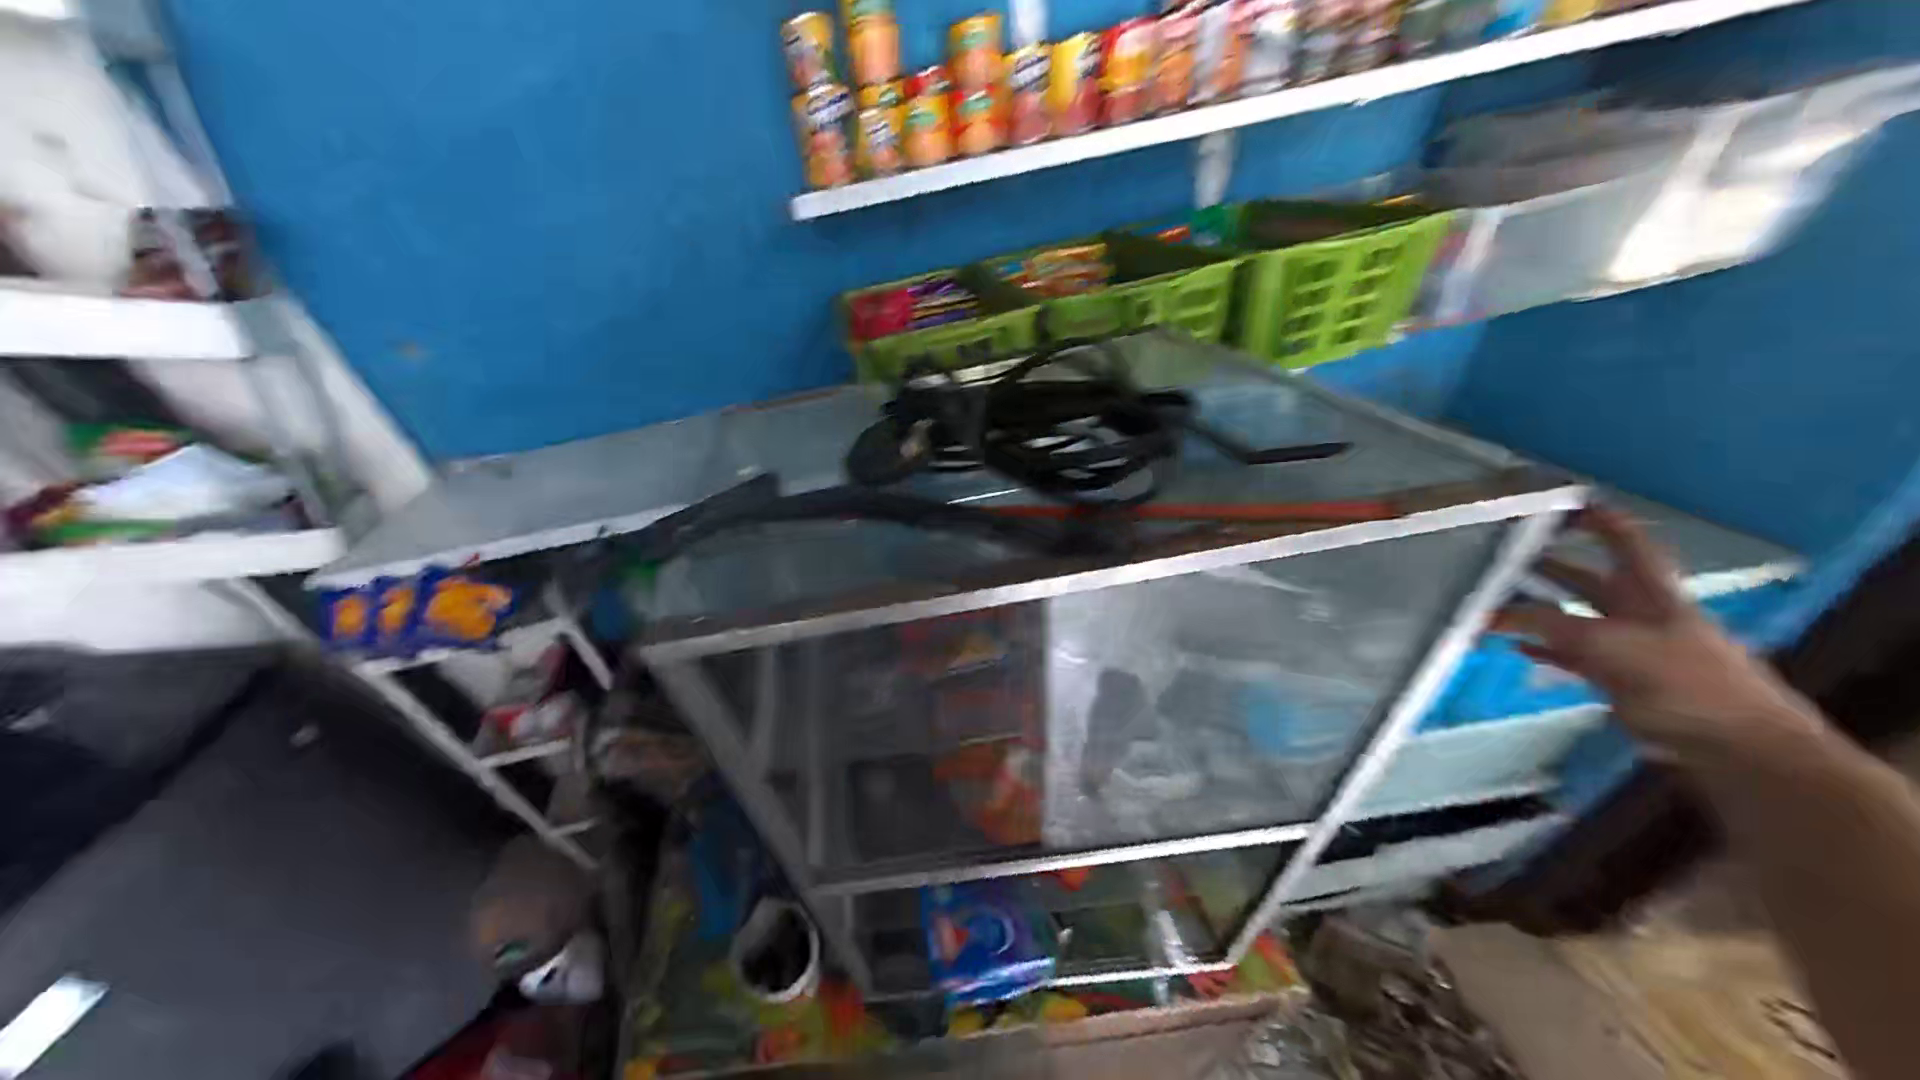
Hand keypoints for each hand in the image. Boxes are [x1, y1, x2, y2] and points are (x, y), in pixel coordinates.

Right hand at [1495, 505, 1819, 762]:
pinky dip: (1542, 648)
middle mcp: (1638, 611)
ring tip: (1491, 601)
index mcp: (1649, 591)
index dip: (1593, 518)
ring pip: (1572, 617)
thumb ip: (1544, 625)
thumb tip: (1485, 615)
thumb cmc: (1682, 681)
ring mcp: (1629, 646)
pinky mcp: (1619, 678)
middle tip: (1499, 556)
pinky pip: (1570, 654)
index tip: (1554, 503)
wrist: (1738, 747)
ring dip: (1535, 610)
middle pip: (1587, 578)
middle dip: (1546, 565)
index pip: (1621, 540)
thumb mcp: (1606, 644)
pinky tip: (1513, 647)